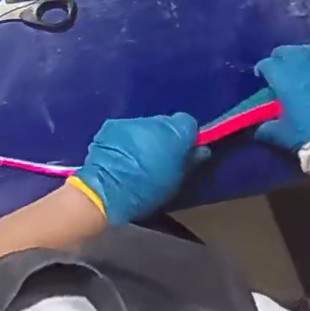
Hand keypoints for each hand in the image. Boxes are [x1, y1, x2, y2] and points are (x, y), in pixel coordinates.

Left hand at [69, 113, 206, 224]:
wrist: (106, 188)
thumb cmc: (147, 189)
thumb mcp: (177, 180)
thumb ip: (191, 160)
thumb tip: (202, 149)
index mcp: (174, 132)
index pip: (187, 122)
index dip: (187, 136)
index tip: (183, 150)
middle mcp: (152, 121)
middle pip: (165, 123)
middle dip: (164, 136)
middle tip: (160, 157)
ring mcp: (129, 121)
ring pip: (144, 125)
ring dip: (144, 137)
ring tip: (138, 158)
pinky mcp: (110, 125)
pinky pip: (124, 129)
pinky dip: (126, 139)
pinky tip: (121, 155)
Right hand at [253, 44, 309, 184]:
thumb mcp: (283, 135)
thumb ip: (268, 129)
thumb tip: (259, 129)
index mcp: (286, 82)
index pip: (269, 64)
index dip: (264, 68)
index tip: (263, 76)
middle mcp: (307, 70)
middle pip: (290, 51)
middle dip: (282, 56)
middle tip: (281, 66)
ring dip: (307, 53)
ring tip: (306, 60)